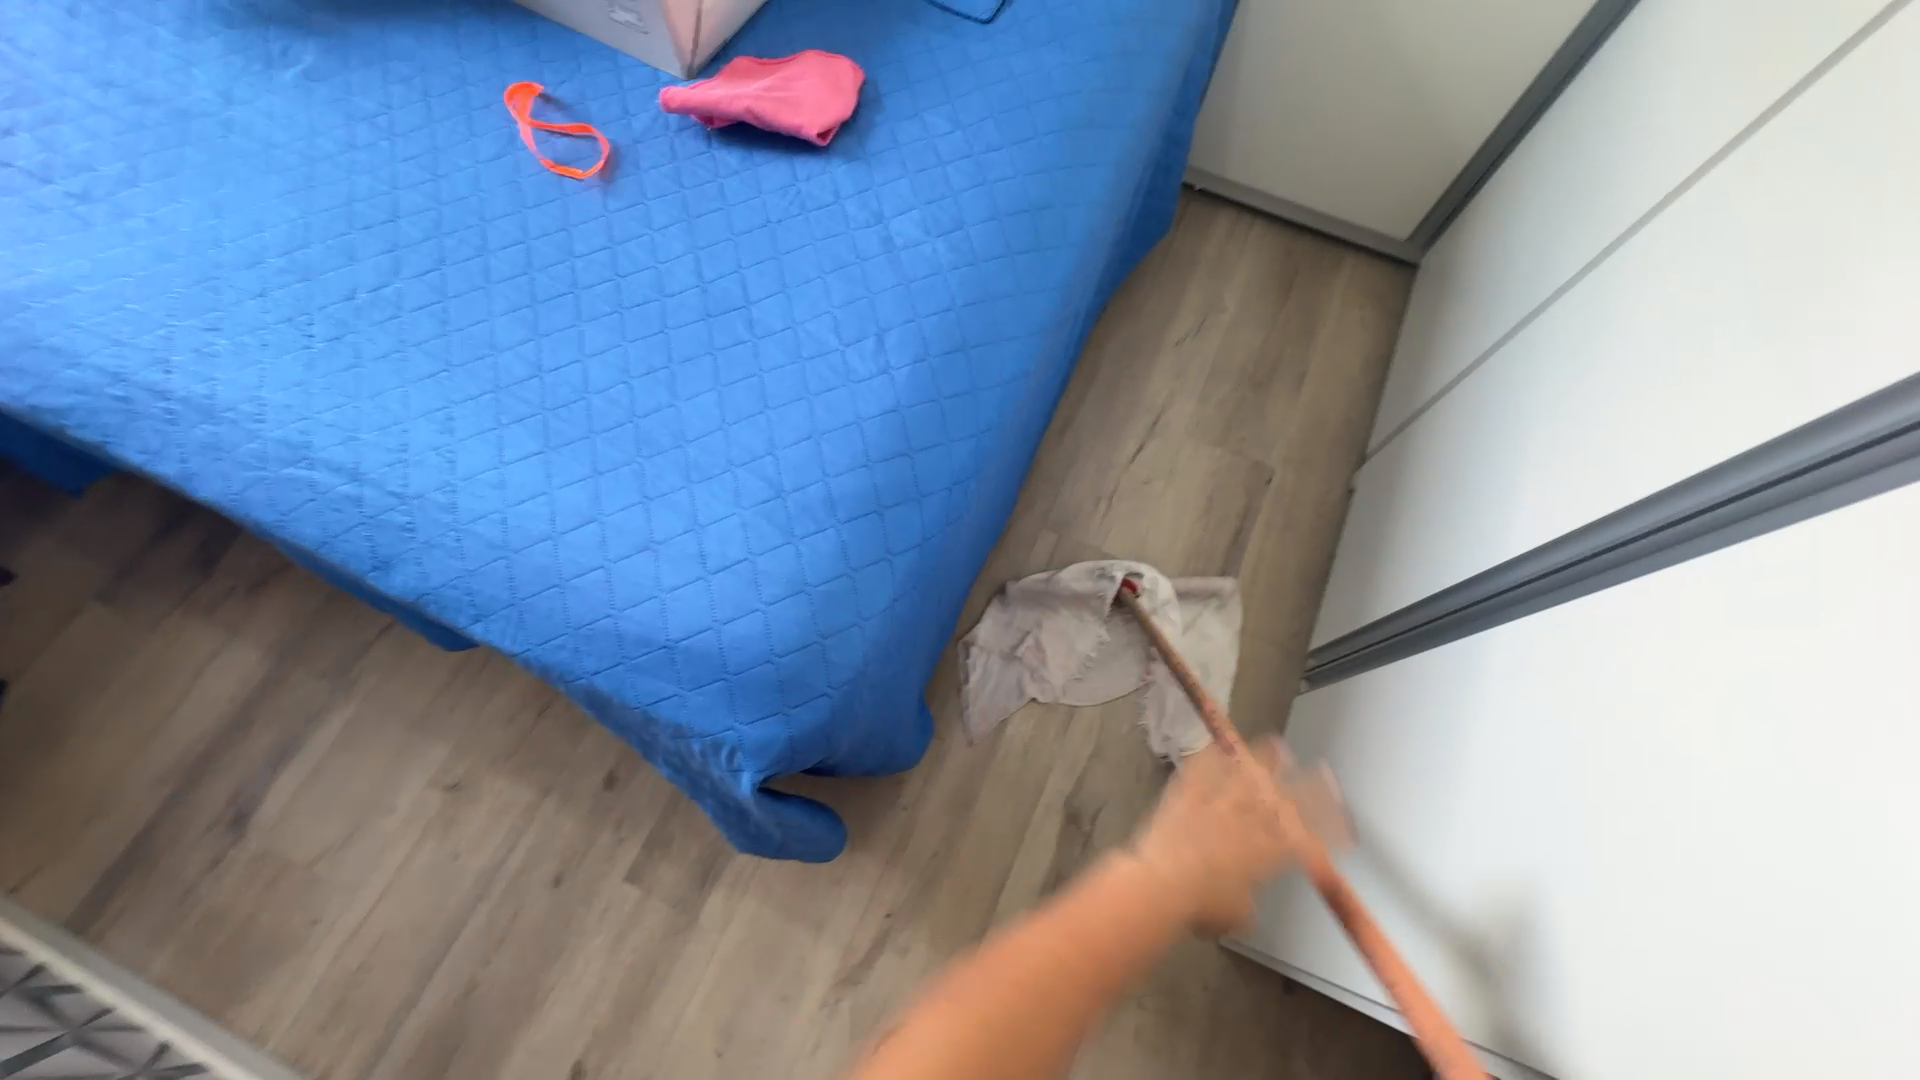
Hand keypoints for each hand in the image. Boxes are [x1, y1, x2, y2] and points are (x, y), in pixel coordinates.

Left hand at [1128, 738, 1345, 935]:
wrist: (1161, 883)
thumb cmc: (1201, 907)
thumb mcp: (1234, 914)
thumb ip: (1245, 900)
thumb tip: (1241, 900)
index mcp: (1266, 854)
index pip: (1308, 838)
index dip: (1330, 829)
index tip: (1344, 824)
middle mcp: (1247, 822)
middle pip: (1285, 799)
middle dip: (1309, 785)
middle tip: (1323, 772)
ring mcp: (1217, 802)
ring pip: (1246, 774)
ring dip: (1264, 760)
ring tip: (1277, 745)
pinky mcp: (1186, 794)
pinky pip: (1201, 769)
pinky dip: (1211, 757)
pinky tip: (1217, 747)